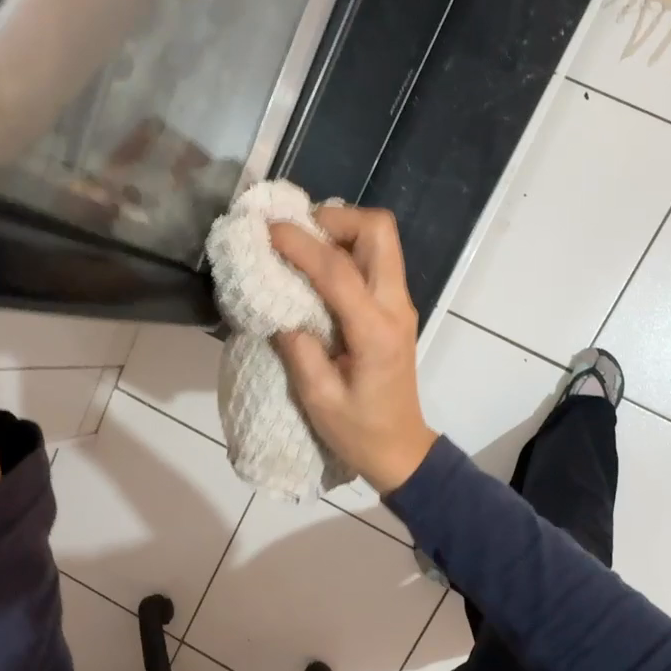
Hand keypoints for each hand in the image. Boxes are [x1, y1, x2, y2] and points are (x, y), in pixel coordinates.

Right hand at [270, 206, 437, 492]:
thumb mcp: (319, 400)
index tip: (268, 231)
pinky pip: (375, 262)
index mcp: (376, 332)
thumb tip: (279, 313)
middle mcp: (396, 308)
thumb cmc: (360, 433)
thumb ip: (298, 352)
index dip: (301, 244)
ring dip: (342, 231)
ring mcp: (400, 306)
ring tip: (303, 248)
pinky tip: (316, 270)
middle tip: (297, 235)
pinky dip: (346, 251)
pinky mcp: (395, 311)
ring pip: (381, 240)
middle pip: (379, 231)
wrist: (401, 450)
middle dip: (336, 219)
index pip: (339, 270)